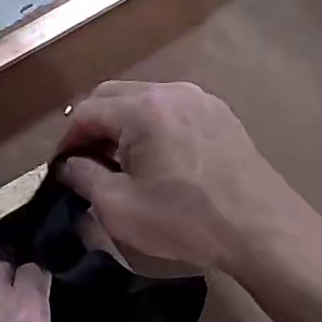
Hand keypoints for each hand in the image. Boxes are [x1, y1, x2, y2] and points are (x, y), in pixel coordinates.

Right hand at [56, 81, 315, 273]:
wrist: (261, 231)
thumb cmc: (185, 221)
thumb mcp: (119, 207)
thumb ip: (83, 178)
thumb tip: (67, 165)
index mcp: (144, 107)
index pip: (87, 111)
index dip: (66, 140)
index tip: (60, 168)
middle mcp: (173, 91)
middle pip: (114, 96)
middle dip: (92, 127)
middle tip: (84, 163)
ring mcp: (202, 100)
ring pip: (145, 101)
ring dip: (122, 126)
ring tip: (118, 163)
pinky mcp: (222, 116)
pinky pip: (172, 111)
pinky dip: (152, 128)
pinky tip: (156, 160)